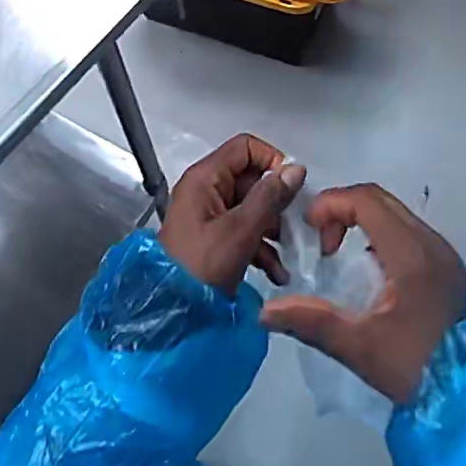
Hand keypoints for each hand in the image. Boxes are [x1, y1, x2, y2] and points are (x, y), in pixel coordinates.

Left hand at [158, 134, 305, 293]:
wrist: (169, 317)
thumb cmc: (200, 267)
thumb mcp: (240, 230)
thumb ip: (270, 197)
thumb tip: (296, 169)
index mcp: (206, 178)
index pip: (245, 147)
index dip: (271, 160)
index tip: (291, 187)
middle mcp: (206, 190)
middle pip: (252, 178)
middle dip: (277, 203)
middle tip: (297, 225)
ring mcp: (209, 215)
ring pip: (251, 207)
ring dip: (273, 229)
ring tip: (289, 254)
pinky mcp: (213, 239)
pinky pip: (244, 230)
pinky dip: (261, 247)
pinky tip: (276, 271)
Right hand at [260, 184, 465, 404]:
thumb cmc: (422, 366)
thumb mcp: (362, 348)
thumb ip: (313, 323)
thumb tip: (266, 312)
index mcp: (409, 250)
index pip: (365, 199)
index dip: (330, 204)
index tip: (308, 232)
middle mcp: (429, 240)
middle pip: (380, 199)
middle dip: (342, 210)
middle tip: (320, 243)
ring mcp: (443, 252)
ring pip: (395, 213)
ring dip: (362, 221)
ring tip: (339, 255)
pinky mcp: (448, 267)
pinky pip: (408, 232)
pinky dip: (380, 235)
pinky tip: (370, 272)